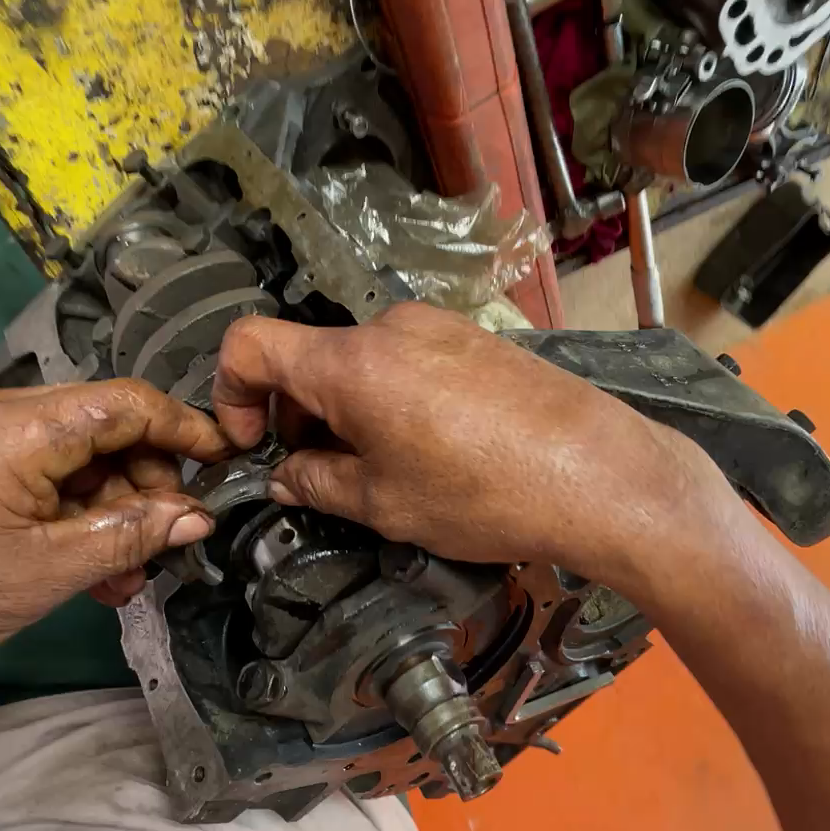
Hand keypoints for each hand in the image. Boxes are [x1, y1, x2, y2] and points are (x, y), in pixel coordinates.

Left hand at [0, 380, 229, 692]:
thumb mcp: (46, 571)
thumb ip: (131, 535)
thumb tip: (199, 516)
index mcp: (19, 425)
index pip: (129, 402)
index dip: (187, 428)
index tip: (228, 464)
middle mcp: (0, 412)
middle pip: (108, 428)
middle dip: (148, 485)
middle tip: (162, 546)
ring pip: (80, 458)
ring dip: (113, 510)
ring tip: (122, 576)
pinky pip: (43, 475)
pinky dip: (74, 514)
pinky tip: (87, 566)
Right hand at [210, 303, 741, 586]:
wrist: (599, 473)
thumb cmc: (481, 494)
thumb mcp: (384, 504)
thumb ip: (316, 482)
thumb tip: (285, 474)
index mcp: (350, 361)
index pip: (250, 343)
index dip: (230, 394)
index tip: (253, 445)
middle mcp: (389, 326)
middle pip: (310, 358)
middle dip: (298, 416)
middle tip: (325, 475)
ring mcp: (439, 326)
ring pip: (361, 363)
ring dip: (348, 411)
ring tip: (386, 470)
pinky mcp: (476, 338)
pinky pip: (409, 362)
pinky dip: (392, 399)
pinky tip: (432, 448)